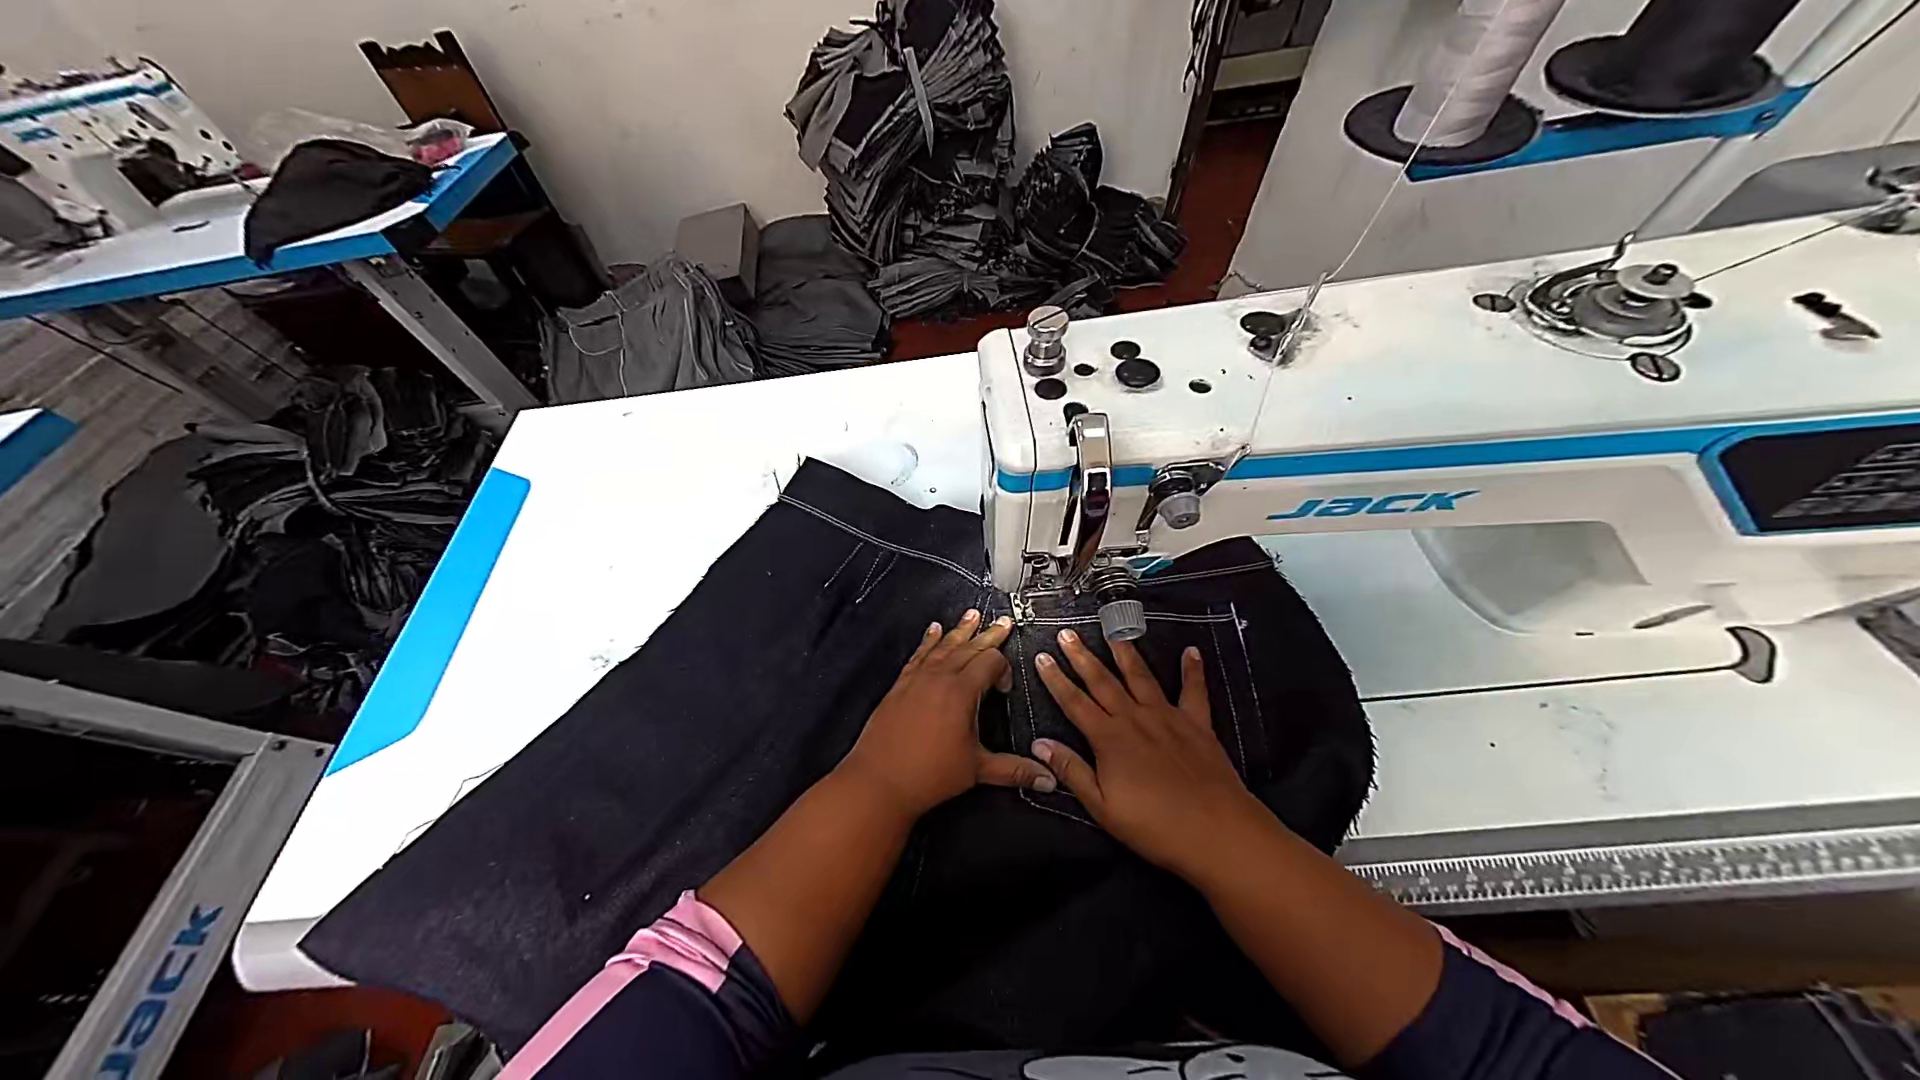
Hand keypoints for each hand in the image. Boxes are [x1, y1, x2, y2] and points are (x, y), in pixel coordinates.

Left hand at [840, 610, 1055, 817]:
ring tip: (972, 615)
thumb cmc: (926, 775)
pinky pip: (919, 654)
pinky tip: (933, 631)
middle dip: (989, 635)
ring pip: (944, 646)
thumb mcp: (977, 770)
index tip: (1004, 689)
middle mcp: (939, 678)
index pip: (990, 662)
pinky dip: (929, 640)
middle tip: (1003, 622)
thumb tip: (1046, 779)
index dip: (1003, 670)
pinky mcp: (900, 685)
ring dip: (961, 630)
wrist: (879, 781)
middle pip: (970, 647)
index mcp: (961, 692)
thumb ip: (1014, 770)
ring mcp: (917, 679)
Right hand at [1031, 629, 1275, 882]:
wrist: (1216, 831)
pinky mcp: (1197, 725)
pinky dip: (1192, 670)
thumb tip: (1040, 744)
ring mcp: (1168, 718)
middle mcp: (1136, 719)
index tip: (1042, 658)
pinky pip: (1194, 691)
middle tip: (1067, 634)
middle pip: (1103, 681)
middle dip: (1082, 657)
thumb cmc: (1155, 826)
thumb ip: (1071, 770)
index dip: (1056, 679)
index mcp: (1110, 739)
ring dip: (1124, 652)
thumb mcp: (1102, 807)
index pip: (1074, 702)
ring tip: (1113, 630)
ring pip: (1141, 677)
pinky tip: (1191, 652)